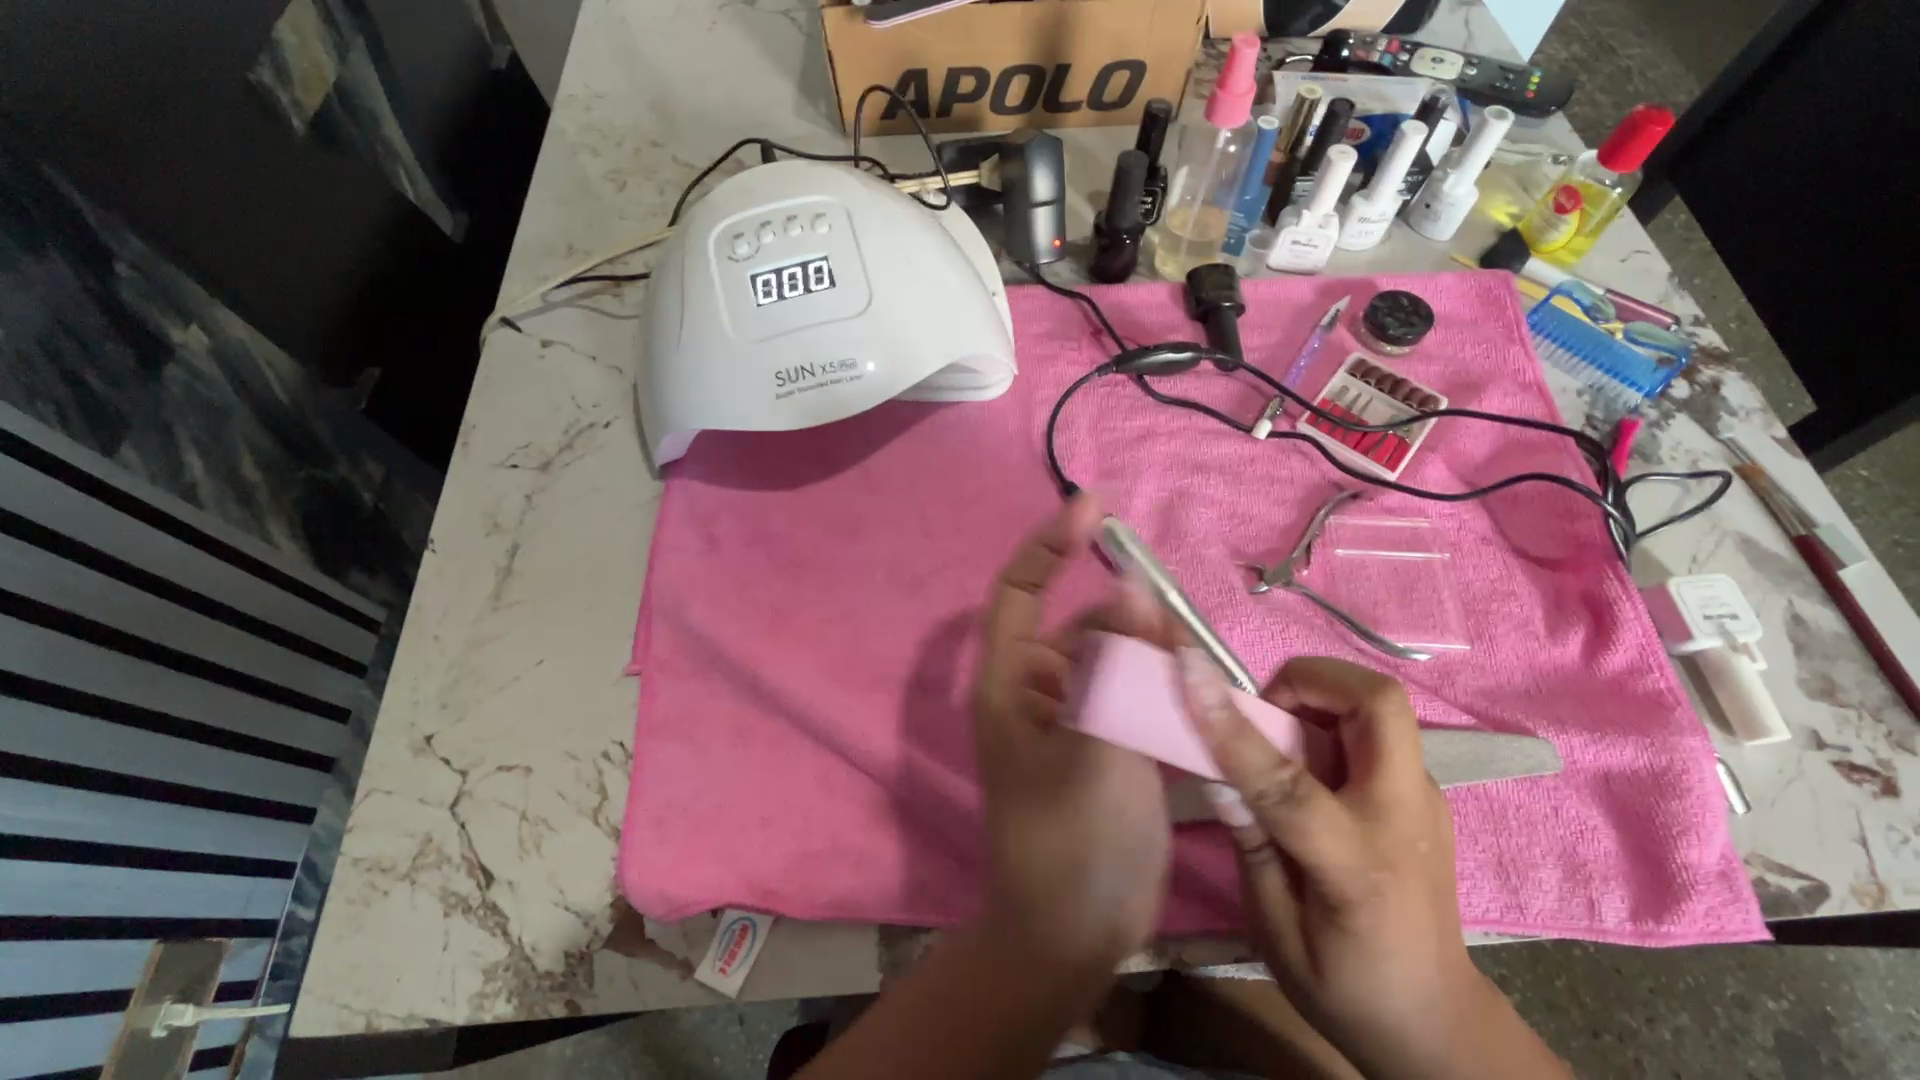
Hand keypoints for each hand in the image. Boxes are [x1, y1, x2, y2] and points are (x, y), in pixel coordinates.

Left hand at [973, 495, 1172, 972]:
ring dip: (1156, 654)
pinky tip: (1205, 694)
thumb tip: (1128, 588)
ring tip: (1198, 664)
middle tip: (1181, 630)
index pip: (1020, 592)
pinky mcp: (1112, 748)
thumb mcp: (1093, 747)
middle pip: (1085, 626)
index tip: (1094, 506)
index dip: (1049, 544)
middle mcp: (1040, 692)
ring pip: (1120, 661)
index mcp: (1011, 684)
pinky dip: (1167, 689)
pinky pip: (1140, 698)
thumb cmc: (1070, 841)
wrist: (1075, 931)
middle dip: (1130, 617)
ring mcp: (1079, 721)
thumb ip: (1113, 667)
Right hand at [1177, 651, 1533, 1078]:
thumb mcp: (1276, 932)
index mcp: (1356, 866)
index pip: (1287, 783)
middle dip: (1311, 679)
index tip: (1189, 670)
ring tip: (1279, 741)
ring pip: (1382, 708)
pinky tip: (1308, 773)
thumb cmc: (1345, 987)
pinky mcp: (1425, 796)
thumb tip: (1217, 773)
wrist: (1436, 1021)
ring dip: (1321, 700)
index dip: (1232, 725)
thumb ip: (1250, 844)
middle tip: (1265, 710)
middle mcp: (1402, 817)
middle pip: (1378, 701)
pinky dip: (1332, 726)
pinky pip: (1377, 734)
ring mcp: (1424, 801)